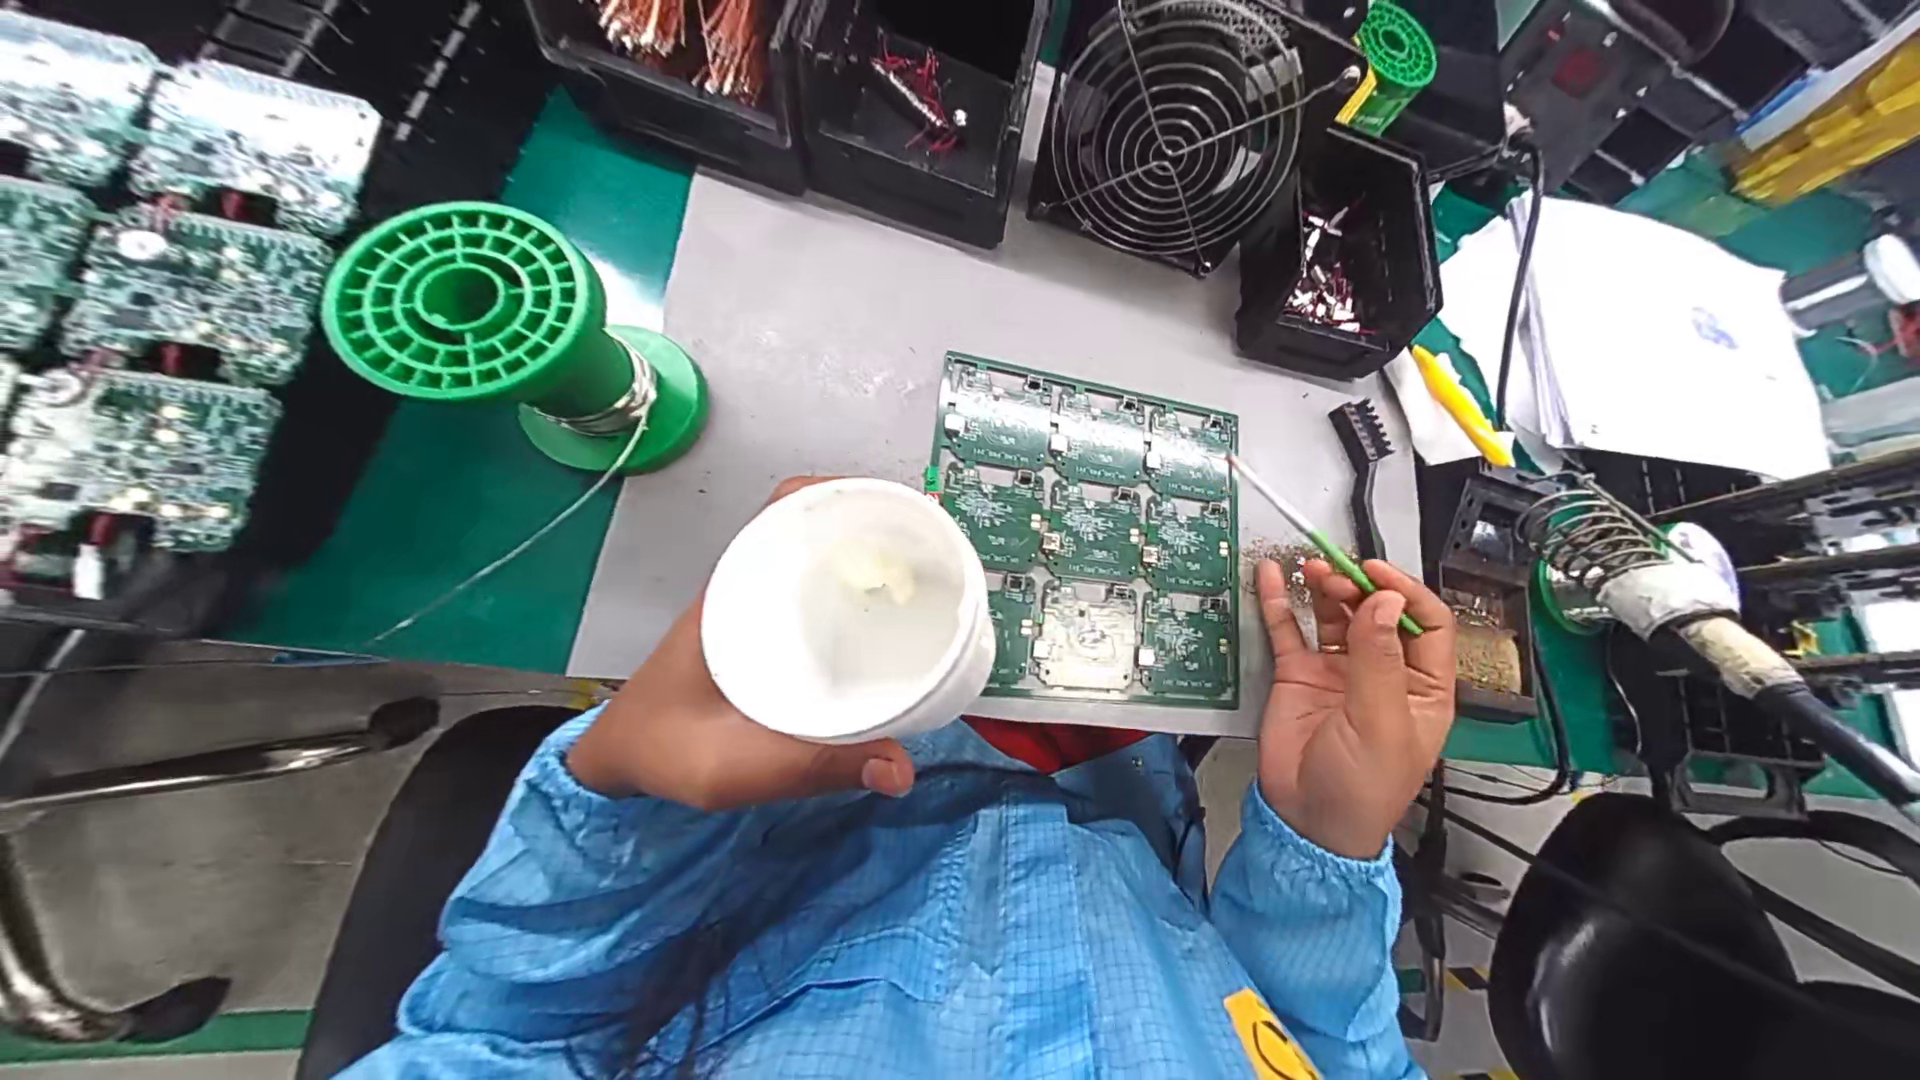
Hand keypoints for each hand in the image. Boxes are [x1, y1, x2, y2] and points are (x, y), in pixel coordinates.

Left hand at [566, 477, 916, 809]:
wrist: (626, 759)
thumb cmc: (666, 751)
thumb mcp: (733, 767)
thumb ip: (813, 768)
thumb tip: (902, 771)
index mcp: (734, 591)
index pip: (786, 510)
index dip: (843, 494)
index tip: (897, 514)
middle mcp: (749, 583)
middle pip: (815, 525)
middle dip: (874, 526)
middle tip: (929, 553)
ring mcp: (760, 601)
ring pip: (821, 559)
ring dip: (870, 556)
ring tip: (926, 577)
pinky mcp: (772, 626)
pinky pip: (820, 593)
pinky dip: (857, 590)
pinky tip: (892, 617)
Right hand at [1253, 558, 1455, 858]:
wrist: (1307, 816)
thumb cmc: (1363, 785)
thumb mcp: (1381, 722)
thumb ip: (1379, 660)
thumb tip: (1383, 603)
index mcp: (1420, 685)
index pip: (1425, 624)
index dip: (1403, 593)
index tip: (1375, 573)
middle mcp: (1380, 670)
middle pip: (1374, 612)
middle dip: (1357, 586)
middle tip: (1334, 574)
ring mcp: (1335, 669)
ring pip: (1333, 615)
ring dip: (1323, 588)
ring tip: (1308, 569)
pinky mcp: (1296, 673)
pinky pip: (1289, 630)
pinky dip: (1280, 604)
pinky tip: (1272, 579)